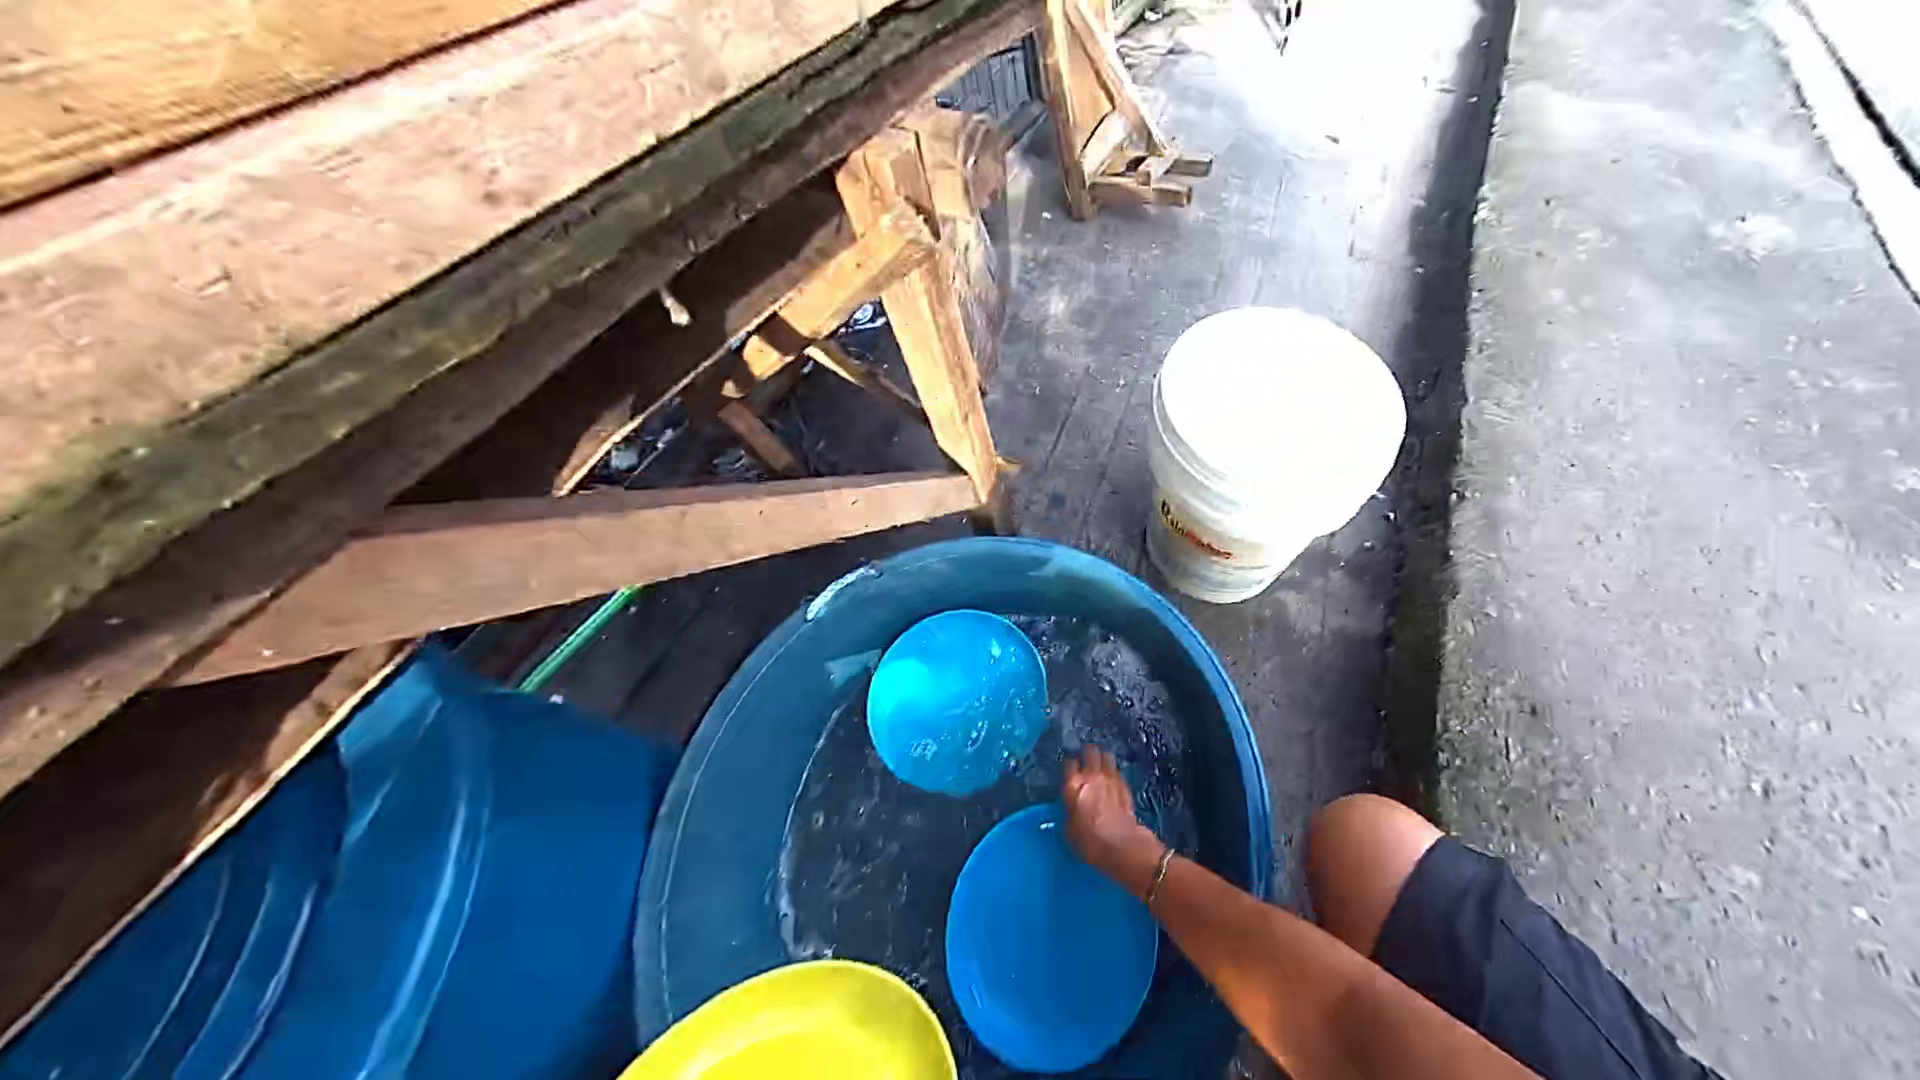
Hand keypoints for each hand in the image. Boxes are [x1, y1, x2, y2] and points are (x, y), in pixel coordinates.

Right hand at [1062, 746, 1167, 897]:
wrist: (1123, 847)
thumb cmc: (1091, 842)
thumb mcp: (1069, 829)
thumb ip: (1069, 809)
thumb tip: (1072, 805)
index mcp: (1073, 785)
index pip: (1069, 763)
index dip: (1070, 765)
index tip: (1070, 769)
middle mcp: (1091, 776)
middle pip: (1090, 752)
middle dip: (1088, 753)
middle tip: (1086, 758)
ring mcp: (1111, 779)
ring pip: (1106, 756)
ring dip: (1102, 758)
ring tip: (1100, 763)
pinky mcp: (1126, 786)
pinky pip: (1117, 771)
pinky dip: (1113, 771)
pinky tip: (1112, 778)